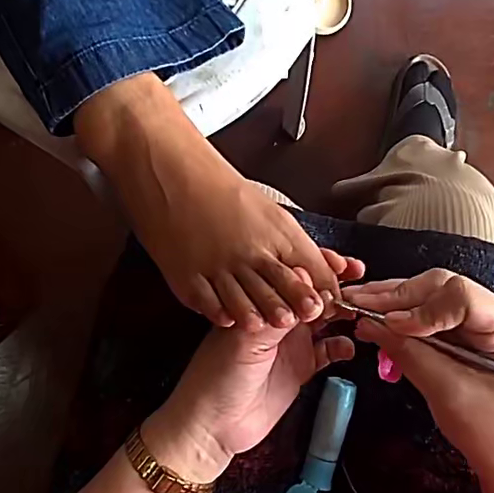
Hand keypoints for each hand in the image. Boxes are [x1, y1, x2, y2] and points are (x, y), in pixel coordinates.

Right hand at [75, 73, 348, 329]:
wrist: (166, 168)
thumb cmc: (211, 180)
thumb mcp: (263, 204)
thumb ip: (286, 237)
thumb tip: (308, 264)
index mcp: (275, 231)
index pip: (313, 271)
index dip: (324, 291)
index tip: (327, 301)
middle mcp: (250, 253)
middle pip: (284, 294)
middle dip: (297, 311)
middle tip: (301, 319)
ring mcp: (219, 269)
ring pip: (249, 308)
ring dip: (261, 318)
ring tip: (267, 323)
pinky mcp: (188, 277)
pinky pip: (212, 307)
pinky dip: (223, 315)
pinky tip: (229, 318)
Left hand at [144, 263, 362, 481]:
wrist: (214, 424)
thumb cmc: (215, 377)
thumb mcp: (244, 340)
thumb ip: (276, 312)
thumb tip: (306, 279)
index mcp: (259, 303)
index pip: (293, 276)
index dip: (318, 266)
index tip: (340, 263)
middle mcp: (277, 318)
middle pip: (314, 293)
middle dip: (337, 284)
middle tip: (360, 280)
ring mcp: (290, 342)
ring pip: (326, 319)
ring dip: (344, 313)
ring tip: (359, 312)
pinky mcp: (301, 367)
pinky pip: (329, 351)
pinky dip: (342, 346)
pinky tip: (347, 346)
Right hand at [343, 269, 493, 472]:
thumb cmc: (491, 431)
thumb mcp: (447, 391)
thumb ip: (409, 352)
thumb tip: (369, 324)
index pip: (461, 296)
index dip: (422, 307)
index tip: (391, 325)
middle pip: (439, 287)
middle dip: (397, 297)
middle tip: (357, 304)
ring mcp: (474, 322)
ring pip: (426, 295)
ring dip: (389, 302)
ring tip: (355, 305)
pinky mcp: (456, 331)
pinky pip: (421, 313)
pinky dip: (394, 315)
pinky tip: (370, 317)